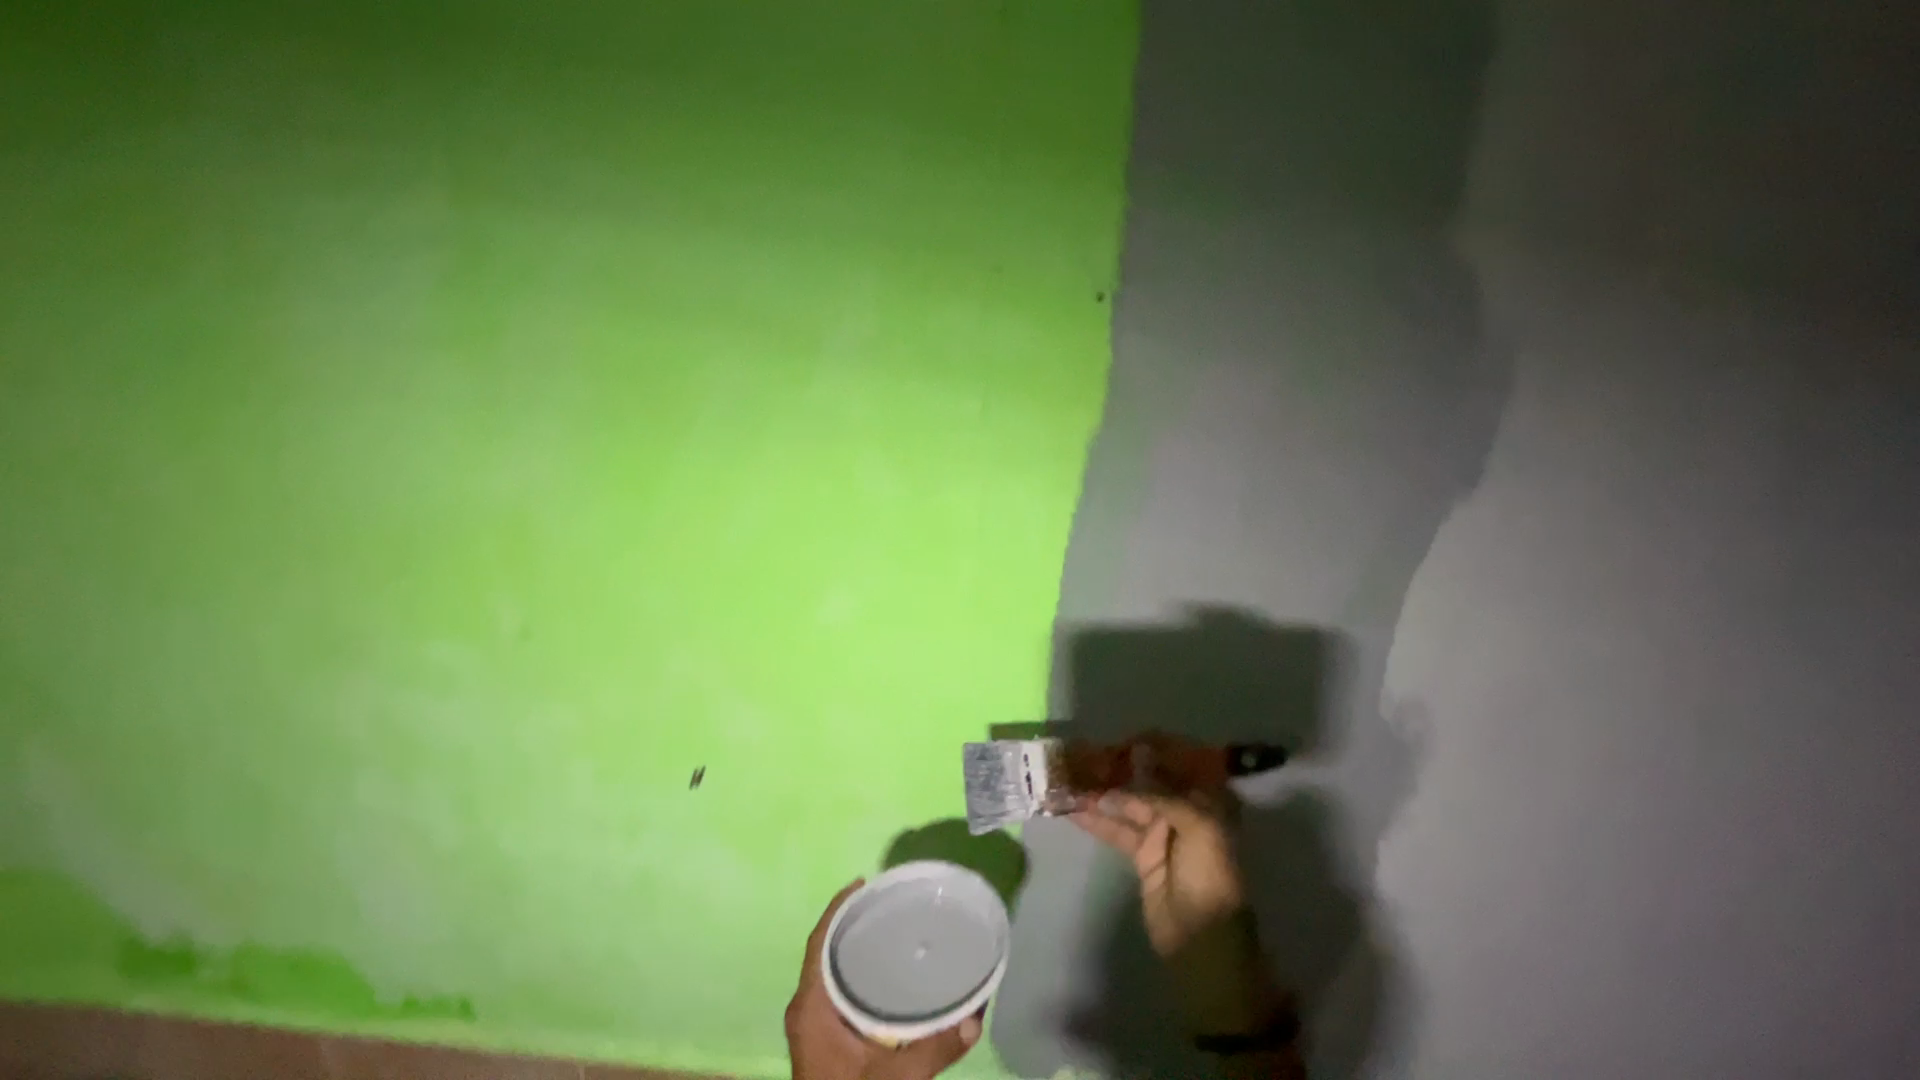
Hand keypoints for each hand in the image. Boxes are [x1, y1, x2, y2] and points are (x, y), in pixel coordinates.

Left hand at [785, 880, 982, 1079]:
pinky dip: (862, 978)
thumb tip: (974, 1018)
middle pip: (826, 953)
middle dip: (855, 926)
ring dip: (858, 952)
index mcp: (812, 1008)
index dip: (838, 908)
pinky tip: (891, 981)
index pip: (818, 942)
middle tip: (893, 905)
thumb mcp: (895, 1079)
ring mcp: (814, 1029)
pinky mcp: (826, 1044)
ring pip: (833, 975)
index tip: (865, 882)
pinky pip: (840, 995)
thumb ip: (934, 1048)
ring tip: (896, 932)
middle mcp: (807, 1011)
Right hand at [1071, 737, 1289, 1039]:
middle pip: (1149, 779)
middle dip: (1120, 766)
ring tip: (1069, 776)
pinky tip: (1068, 807)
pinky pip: (1115, 828)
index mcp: (1209, 798)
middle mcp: (1186, 808)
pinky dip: (1094, 818)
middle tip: (1086, 753)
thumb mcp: (1197, 826)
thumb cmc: (1210, 876)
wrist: (1204, 939)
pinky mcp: (1142, 853)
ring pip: (1128, 801)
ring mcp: (1162, 831)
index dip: (1155, 746)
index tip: (1123, 738)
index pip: (1181, 761)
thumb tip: (1135, 755)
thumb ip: (1163, 791)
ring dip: (1101, 790)